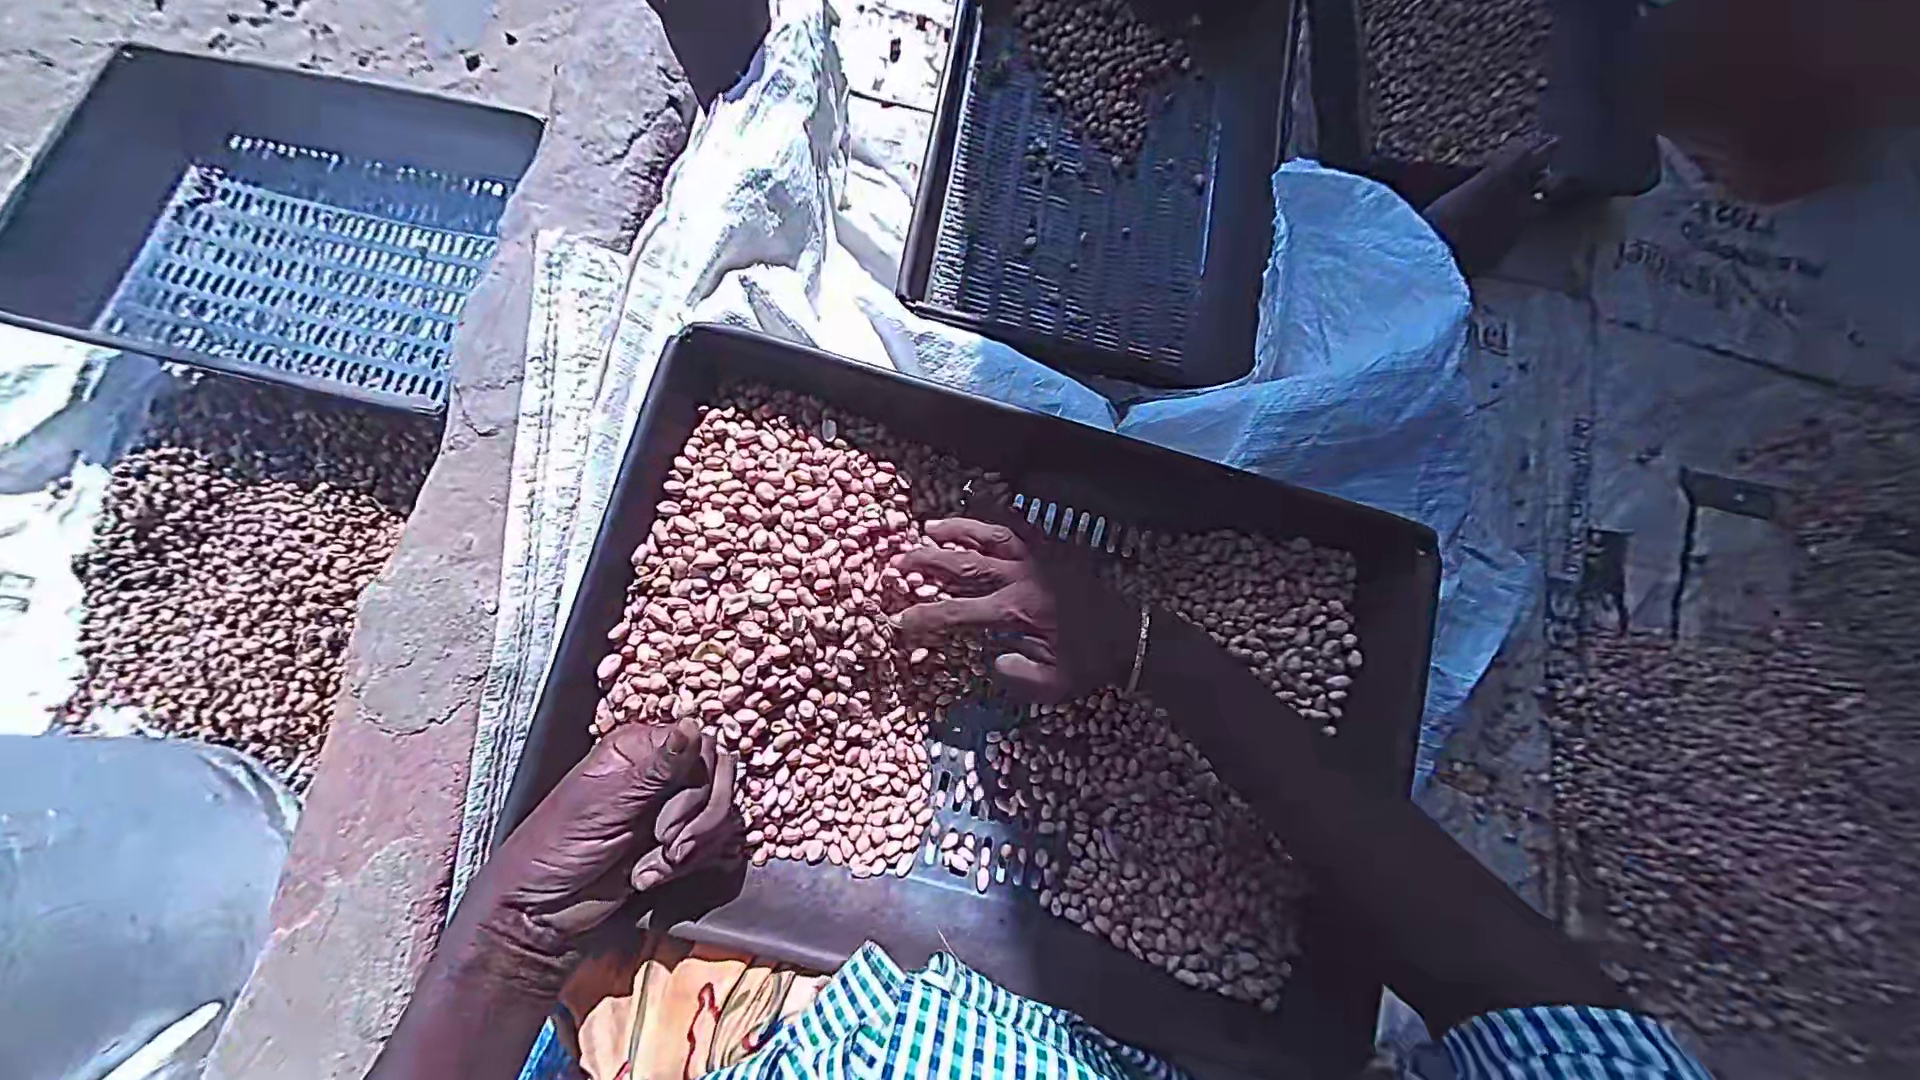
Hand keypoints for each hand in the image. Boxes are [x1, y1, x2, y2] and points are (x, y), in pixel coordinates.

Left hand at [453, 719, 742, 990]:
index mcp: (642, 746)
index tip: (668, 821)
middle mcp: (665, 767)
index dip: (698, 782)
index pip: (703, 744)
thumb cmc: (554, 851)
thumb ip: (655, 765)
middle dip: (700, 816)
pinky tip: (654, 872)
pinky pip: (717, 836)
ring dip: (696, 841)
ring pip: (724, 806)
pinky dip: (693, 859)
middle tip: (664, 842)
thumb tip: (692, 727)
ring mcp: (676, 801)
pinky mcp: (682, 834)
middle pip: (721, 775)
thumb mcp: (602, 802)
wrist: (539, 915)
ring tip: (657, 862)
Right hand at [890, 490, 1138, 703]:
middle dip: (927, 561)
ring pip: (989, 535)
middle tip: (900, 559)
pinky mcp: (1052, 549)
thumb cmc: (1089, 662)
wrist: (1129, 636)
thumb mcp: (1052, 685)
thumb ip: (1016, 675)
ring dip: (958, 530)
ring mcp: (1037, 558)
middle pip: (964, 563)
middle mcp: (1020, 577)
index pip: (959, 612)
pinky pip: (1024, 525)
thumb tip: (989, 658)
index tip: (899, 620)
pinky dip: (1002, 514)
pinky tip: (986, 506)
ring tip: (931, 527)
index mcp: (1016, 611)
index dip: (925, 616)